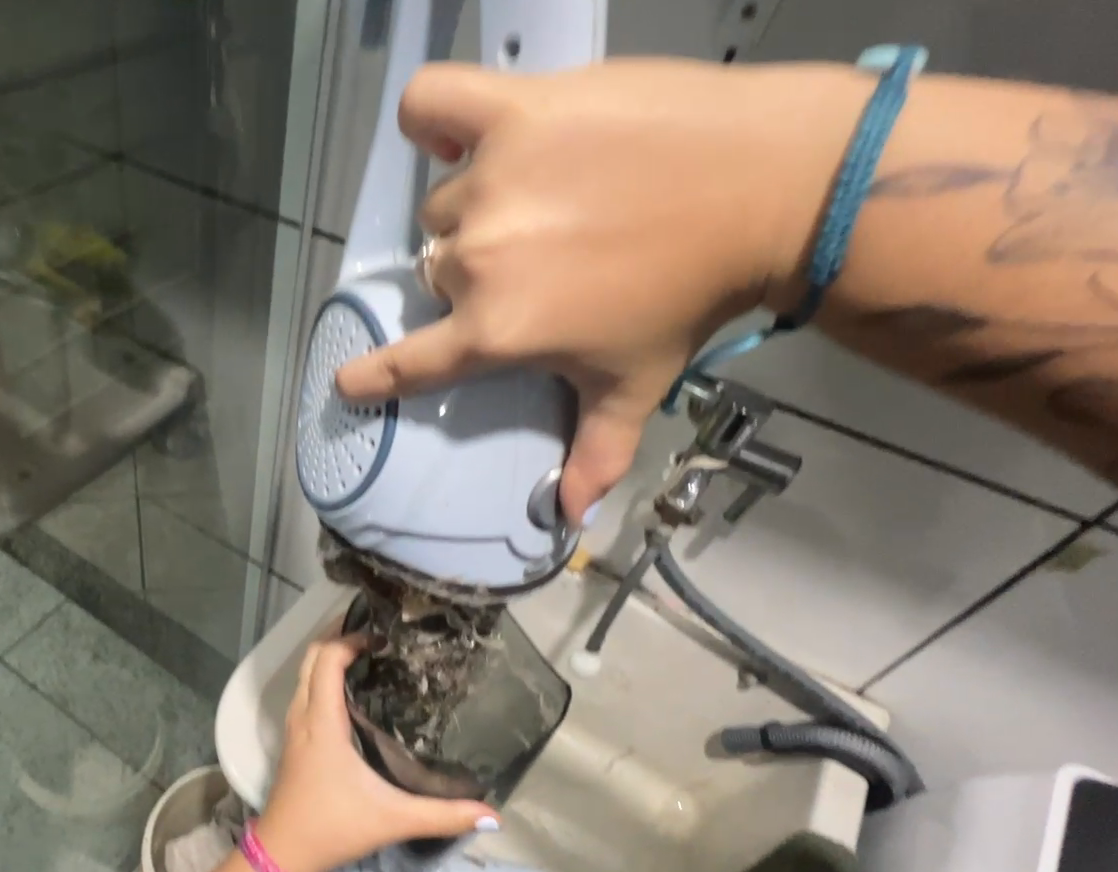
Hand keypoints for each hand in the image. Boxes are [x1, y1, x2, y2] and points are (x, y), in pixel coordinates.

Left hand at [253, 635, 497, 871]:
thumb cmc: (332, 827)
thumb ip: (443, 815)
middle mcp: (303, 714)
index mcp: (322, 720)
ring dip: (331, 658)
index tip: (386, 639)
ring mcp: (294, 726)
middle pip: (311, 657)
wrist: (281, 853)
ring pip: (305, 674)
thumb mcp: (392, 820)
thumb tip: (493, 814)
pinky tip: (354, 692)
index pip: (327, 658)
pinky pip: (306, 692)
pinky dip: (324, 678)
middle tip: (380, 636)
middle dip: (339, 636)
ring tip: (372, 656)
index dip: (351, 638)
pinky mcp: (294, 739)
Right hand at [335, 60, 857, 524]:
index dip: (370, 377)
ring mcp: (488, 180)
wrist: (769, 187)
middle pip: (436, 272)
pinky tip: (453, 134)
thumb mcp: (633, 386)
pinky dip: (429, 119)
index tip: (348, 382)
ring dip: (471, 211)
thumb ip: (592, 455)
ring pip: (442, 206)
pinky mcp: (513, 112)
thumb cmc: (690, 297)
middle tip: (533, 262)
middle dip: (470, 277)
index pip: (406, 363)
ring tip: (532, 198)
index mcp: (496, 332)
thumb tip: (566, 521)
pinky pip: (431, 105)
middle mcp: (476, 262)